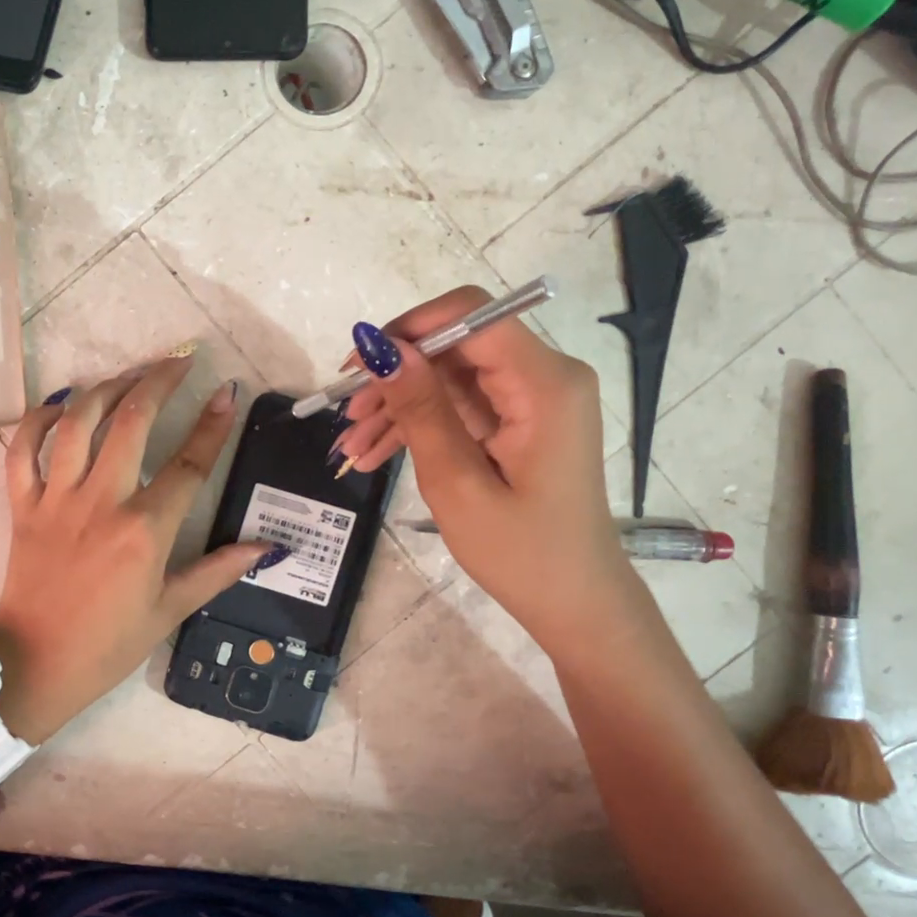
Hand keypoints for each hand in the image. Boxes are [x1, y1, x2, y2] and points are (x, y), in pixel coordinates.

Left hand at [0, 358, 270, 743]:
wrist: (36, 664)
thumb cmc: (108, 644)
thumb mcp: (170, 611)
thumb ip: (217, 571)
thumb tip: (267, 547)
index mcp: (144, 530)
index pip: (188, 464)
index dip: (213, 425)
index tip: (228, 391)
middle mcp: (101, 502)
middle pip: (131, 422)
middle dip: (158, 381)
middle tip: (179, 361)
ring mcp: (56, 500)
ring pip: (78, 424)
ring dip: (105, 389)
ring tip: (129, 375)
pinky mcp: (22, 506)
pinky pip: (22, 451)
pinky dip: (37, 421)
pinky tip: (60, 405)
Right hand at [332, 286, 637, 642]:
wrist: (571, 600)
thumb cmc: (520, 550)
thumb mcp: (456, 480)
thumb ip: (421, 409)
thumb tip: (381, 348)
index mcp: (544, 384)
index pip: (471, 315)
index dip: (408, 329)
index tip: (358, 368)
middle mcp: (543, 377)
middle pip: (452, 345)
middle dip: (394, 376)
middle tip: (345, 417)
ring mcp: (529, 399)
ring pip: (445, 376)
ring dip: (395, 406)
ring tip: (350, 449)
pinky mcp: (515, 420)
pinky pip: (454, 405)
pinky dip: (414, 425)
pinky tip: (371, 455)